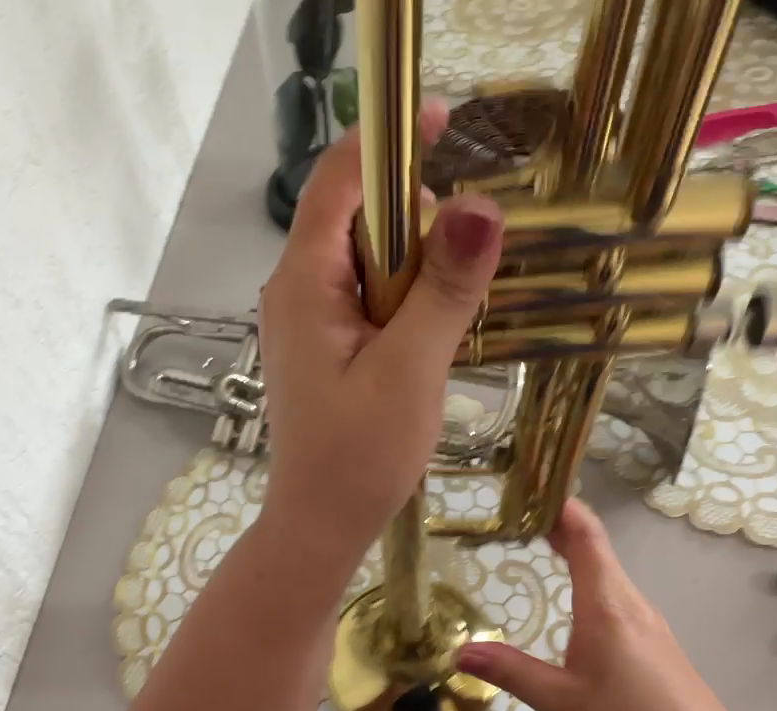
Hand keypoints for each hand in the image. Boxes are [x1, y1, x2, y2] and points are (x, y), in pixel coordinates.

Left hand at [256, 108, 504, 555]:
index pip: (340, 179)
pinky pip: (369, 294)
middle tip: (467, 254)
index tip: (448, 118)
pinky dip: (406, 295)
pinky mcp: (325, 344)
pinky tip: (433, 329)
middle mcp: (296, 288)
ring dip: (417, 262)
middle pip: (358, 213)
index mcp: (303, 282)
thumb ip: (443, 290)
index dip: (391, 140)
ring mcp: (308, 317)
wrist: (320, 525)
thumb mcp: (409, 371)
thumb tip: (480, 205)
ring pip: (369, 257)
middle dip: (416, 215)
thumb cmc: (356, 458)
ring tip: (453, 304)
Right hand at [455, 500, 754, 710]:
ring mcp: (646, 620)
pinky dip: (585, 576)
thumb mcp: (562, 702)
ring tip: (535, 543)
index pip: (584, 534)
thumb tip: (461, 651)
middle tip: (513, 513)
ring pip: (605, 570)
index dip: (558, 504)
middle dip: (556, 522)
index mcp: (606, 604)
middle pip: (594, 545)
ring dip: (572, 549)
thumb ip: (511, 672)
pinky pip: (613, 592)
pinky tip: (570, 598)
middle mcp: (629, 601)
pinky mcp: (652, 641)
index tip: (525, 486)